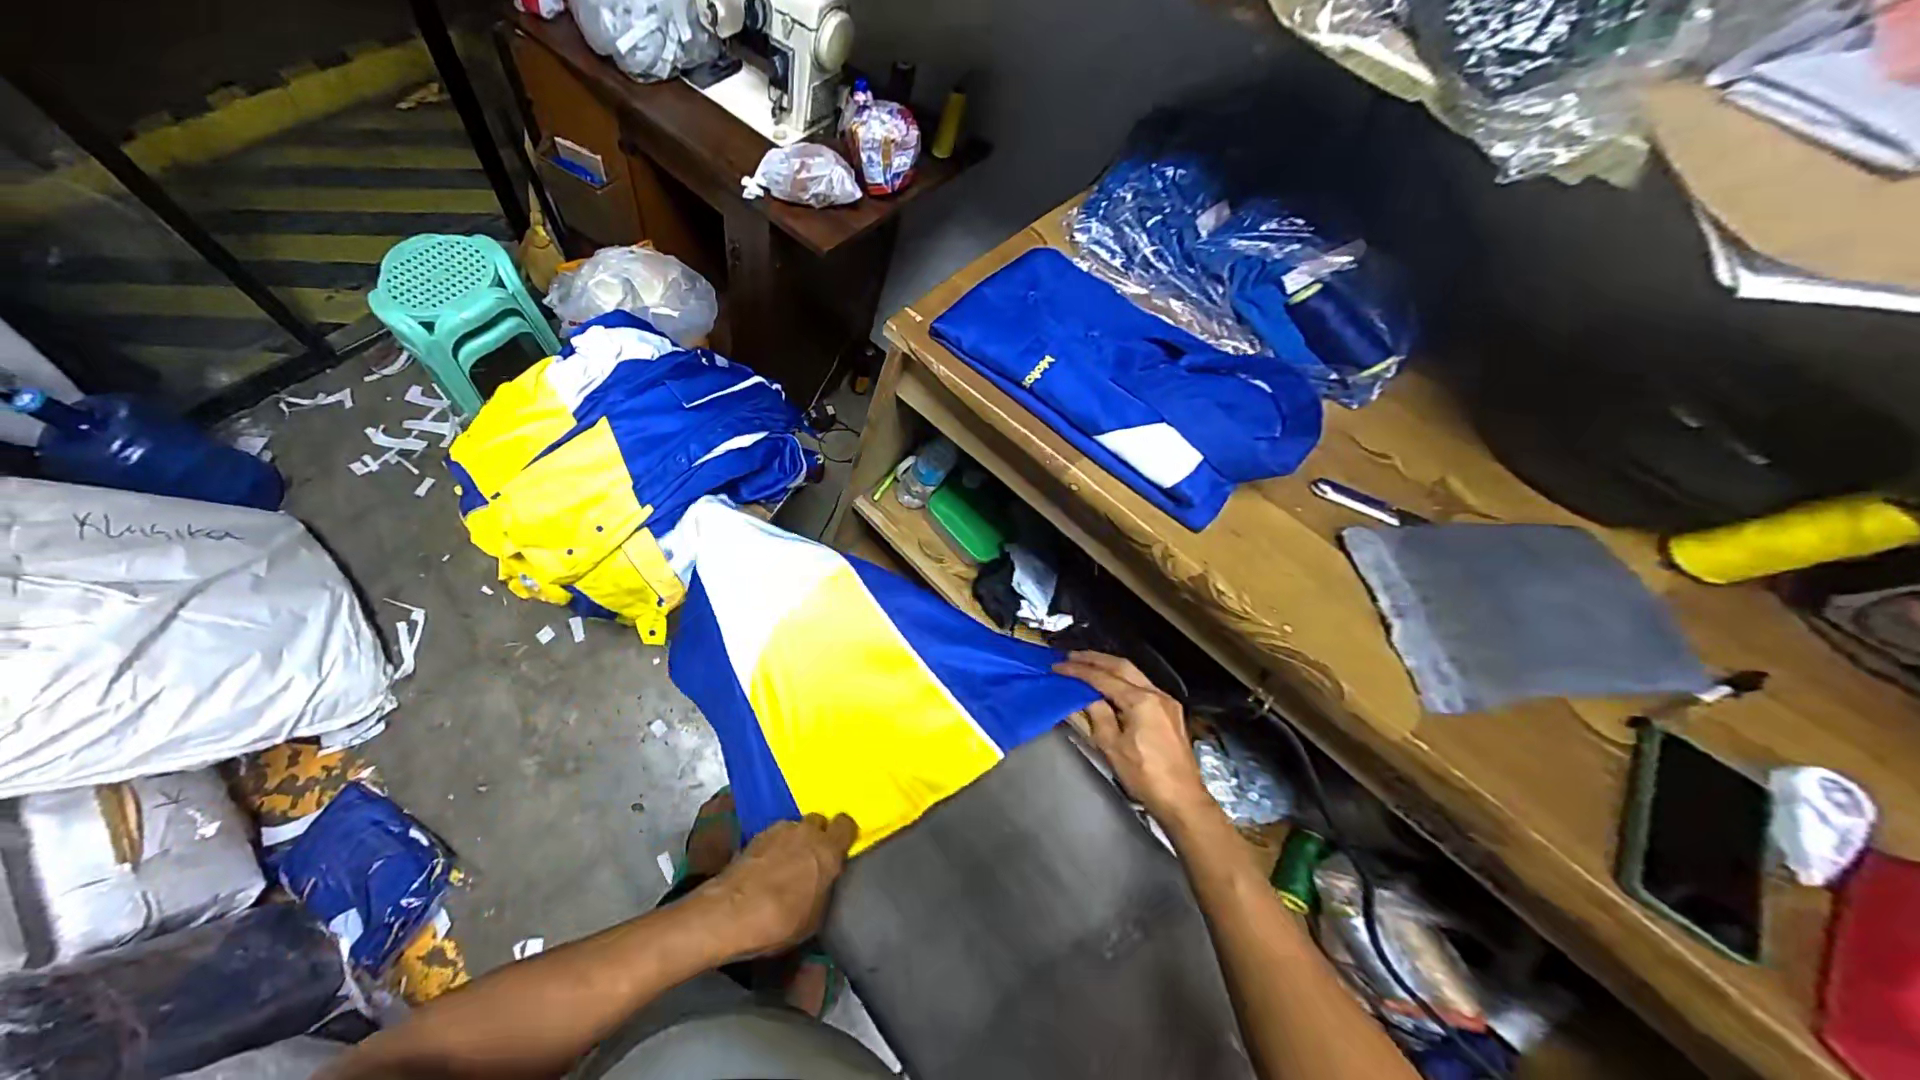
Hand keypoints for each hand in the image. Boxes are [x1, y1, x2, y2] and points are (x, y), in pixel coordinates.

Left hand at [696, 812, 857, 958]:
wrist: (732, 913)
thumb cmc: (782, 921)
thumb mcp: (816, 916)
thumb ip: (825, 889)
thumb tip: (823, 883)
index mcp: (828, 849)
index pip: (846, 824)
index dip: (843, 835)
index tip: (839, 849)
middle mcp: (806, 832)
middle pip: (818, 820)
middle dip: (816, 835)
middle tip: (811, 858)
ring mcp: (778, 831)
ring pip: (793, 828)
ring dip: (793, 840)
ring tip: (784, 864)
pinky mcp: (754, 837)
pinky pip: (772, 837)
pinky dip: (772, 847)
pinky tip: (765, 867)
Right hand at [1054, 650, 1214, 823]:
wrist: (1182, 799)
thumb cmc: (1145, 776)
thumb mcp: (1112, 746)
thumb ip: (1098, 715)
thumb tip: (1086, 697)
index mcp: (1141, 701)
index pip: (1103, 678)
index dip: (1079, 671)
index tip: (1059, 666)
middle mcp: (1156, 694)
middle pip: (1122, 666)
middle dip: (1095, 659)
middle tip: (1072, 655)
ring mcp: (1166, 702)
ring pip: (1134, 674)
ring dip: (1110, 667)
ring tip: (1087, 664)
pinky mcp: (1170, 712)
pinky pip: (1143, 686)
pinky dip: (1123, 680)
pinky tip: (1111, 684)